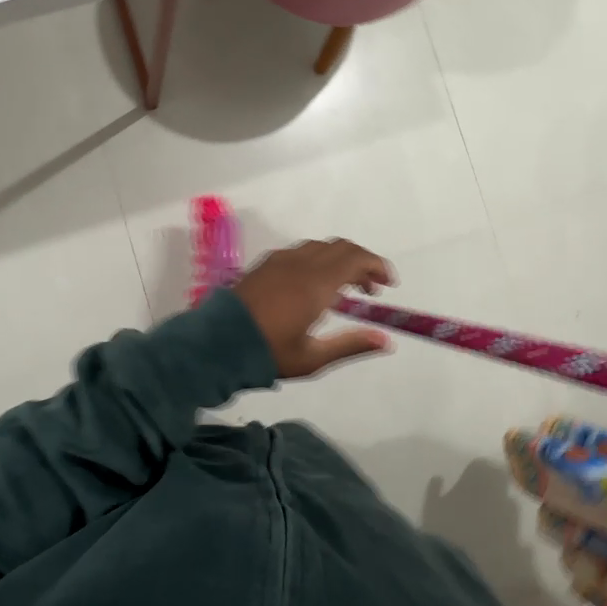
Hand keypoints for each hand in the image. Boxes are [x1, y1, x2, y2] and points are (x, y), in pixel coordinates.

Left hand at [231, 238, 394, 378]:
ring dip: (338, 260)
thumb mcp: (313, 358)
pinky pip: (299, 253)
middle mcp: (300, 263)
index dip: (377, 266)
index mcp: (316, 283)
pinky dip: (317, 261)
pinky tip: (313, 286)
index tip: (389, 284)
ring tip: (345, 290)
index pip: (356, 258)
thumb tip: (387, 341)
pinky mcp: (264, 265)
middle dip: (361, 262)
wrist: (217, 344)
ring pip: (319, 247)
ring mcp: (279, 261)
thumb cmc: (269, 353)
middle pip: (340, 247)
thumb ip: (351, 344)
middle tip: (371, 289)